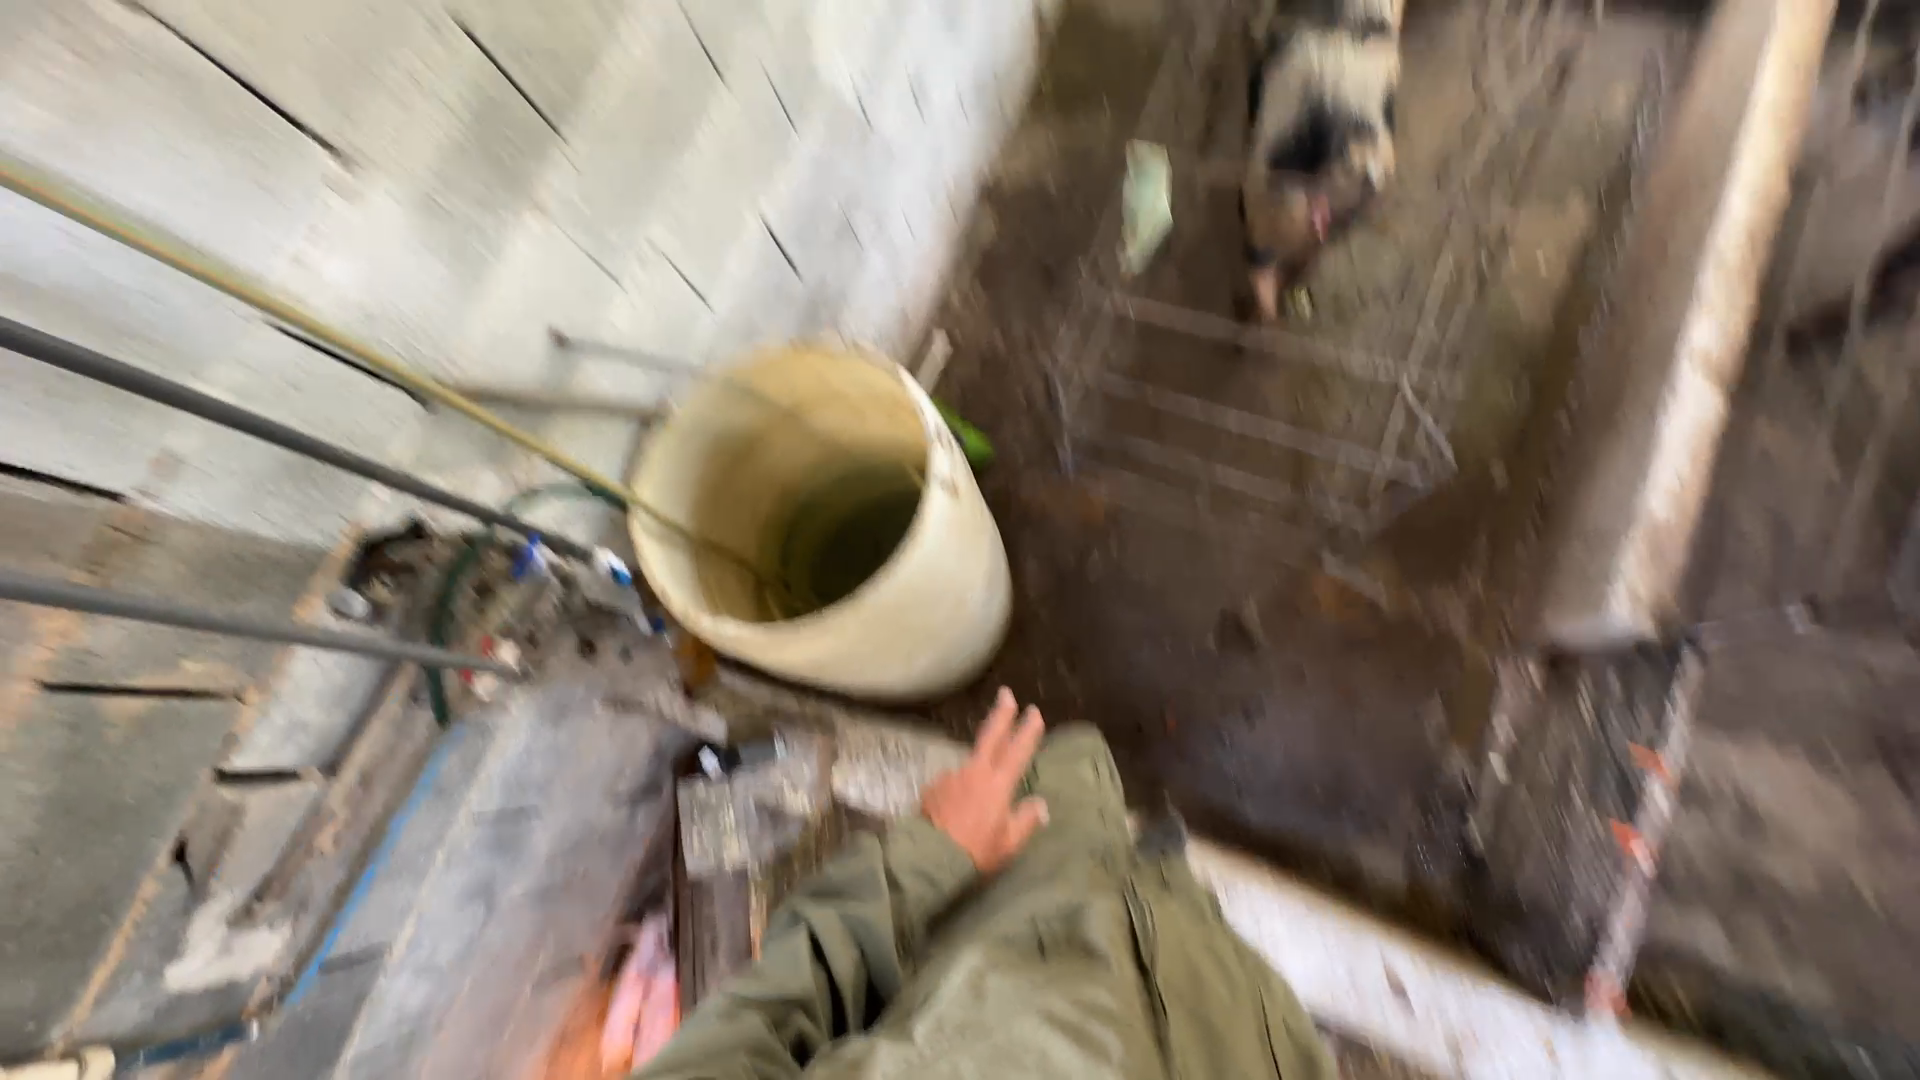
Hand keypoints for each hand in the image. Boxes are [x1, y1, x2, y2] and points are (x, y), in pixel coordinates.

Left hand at [921, 687, 1049, 874]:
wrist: (928, 857)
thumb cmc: (974, 853)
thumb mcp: (1008, 844)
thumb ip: (1026, 821)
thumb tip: (1041, 805)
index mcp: (997, 784)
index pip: (1018, 751)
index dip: (1028, 730)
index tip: (1034, 711)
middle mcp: (974, 771)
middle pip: (990, 735)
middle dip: (1001, 713)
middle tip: (1006, 694)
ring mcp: (951, 775)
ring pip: (970, 765)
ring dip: (976, 773)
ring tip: (974, 806)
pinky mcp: (933, 785)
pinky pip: (952, 784)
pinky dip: (957, 791)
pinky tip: (955, 810)